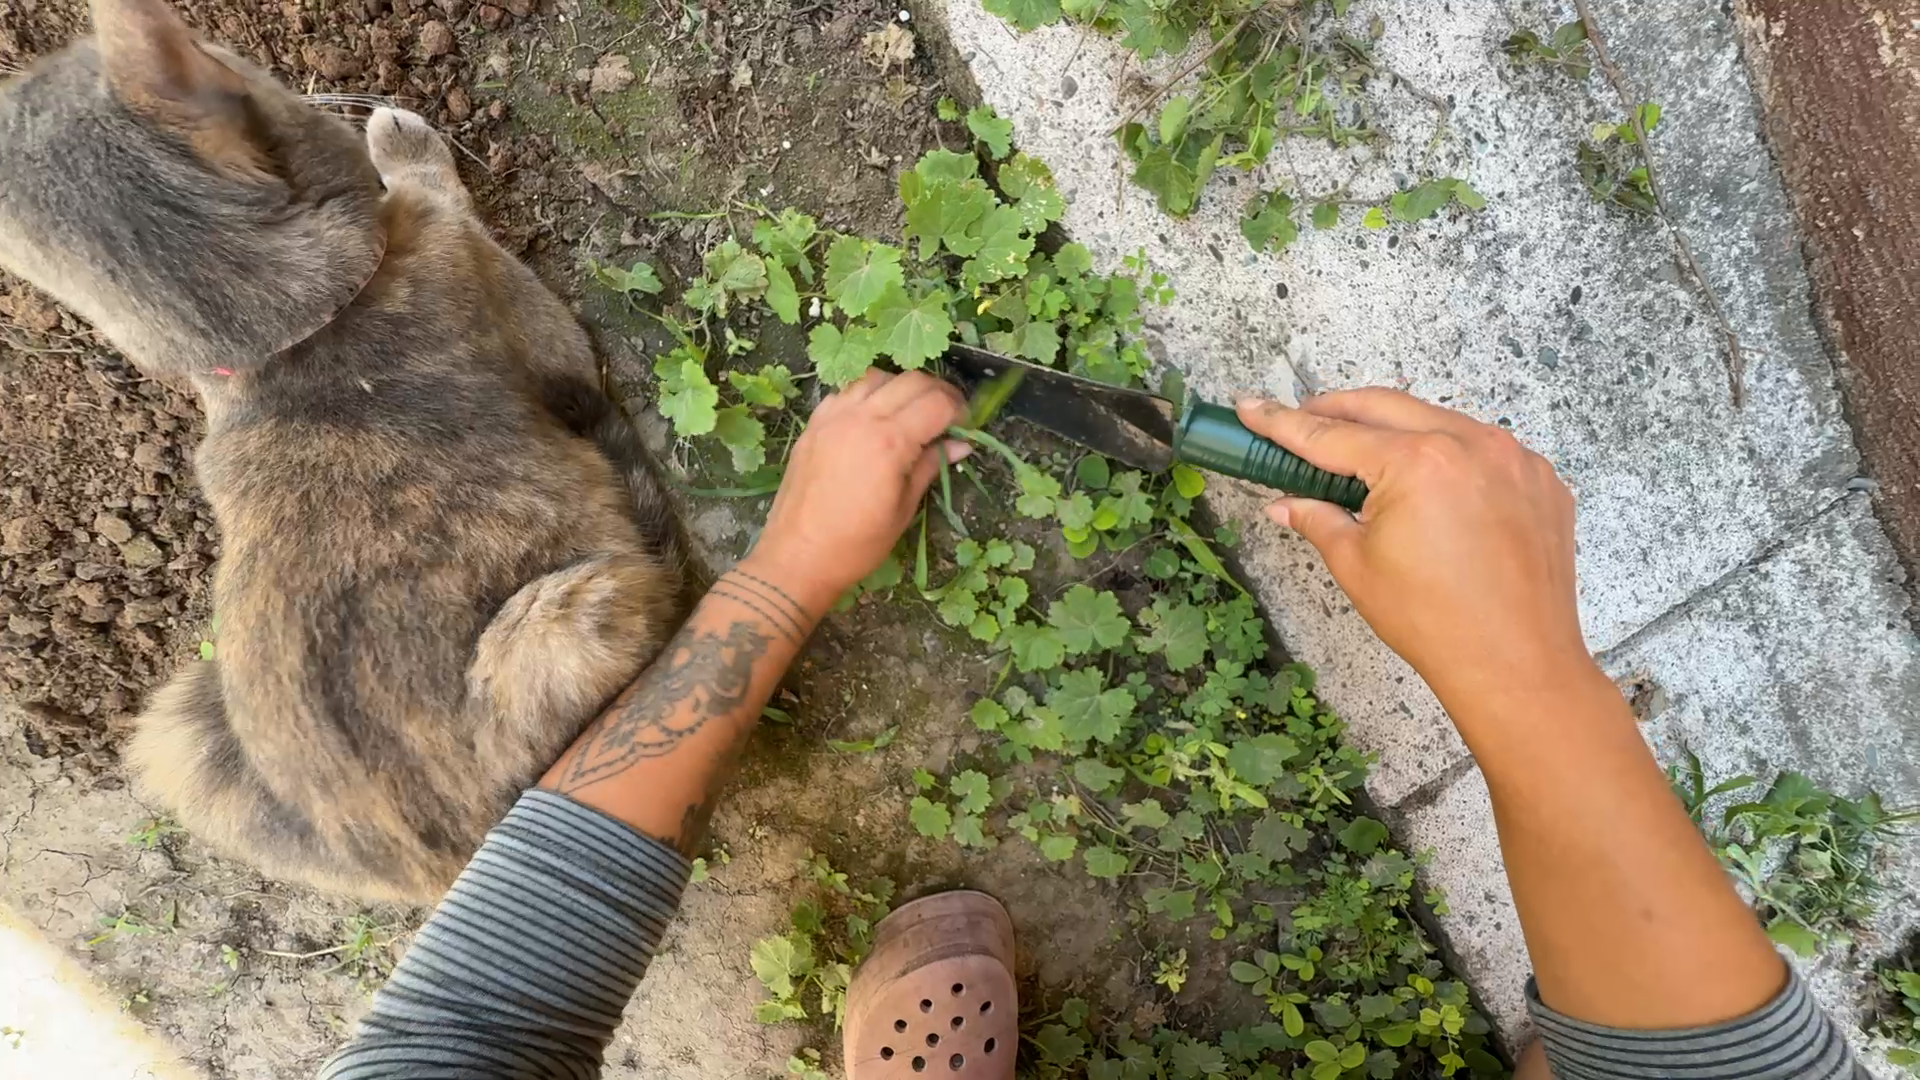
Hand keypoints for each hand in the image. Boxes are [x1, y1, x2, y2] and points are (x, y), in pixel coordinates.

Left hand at [746, 370, 968, 613]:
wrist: (799, 556)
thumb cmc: (858, 544)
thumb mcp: (904, 508)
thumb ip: (930, 466)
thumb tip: (960, 445)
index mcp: (890, 441)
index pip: (937, 404)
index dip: (959, 411)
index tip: (965, 427)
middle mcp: (862, 417)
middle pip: (912, 381)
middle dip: (938, 393)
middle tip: (947, 417)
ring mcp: (834, 416)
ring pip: (878, 377)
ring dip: (902, 387)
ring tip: (911, 413)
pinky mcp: (815, 423)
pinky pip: (847, 391)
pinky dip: (868, 393)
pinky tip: (874, 416)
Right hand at [1236, 390, 1590, 710]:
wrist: (1515, 662)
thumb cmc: (1430, 617)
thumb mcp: (1354, 563)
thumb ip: (1316, 519)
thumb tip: (1283, 504)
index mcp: (1416, 463)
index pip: (1329, 436)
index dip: (1281, 422)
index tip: (1250, 407)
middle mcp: (1469, 444)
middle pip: (1383, 406)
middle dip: (1334, 407)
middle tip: (1299, 419)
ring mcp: (1513, 457)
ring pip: (1434, 418)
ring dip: (1389, 426)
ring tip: (1357, 450)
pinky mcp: (1539, 478)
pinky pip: (1479, 445)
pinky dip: (1440, 450)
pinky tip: (1420, 480)